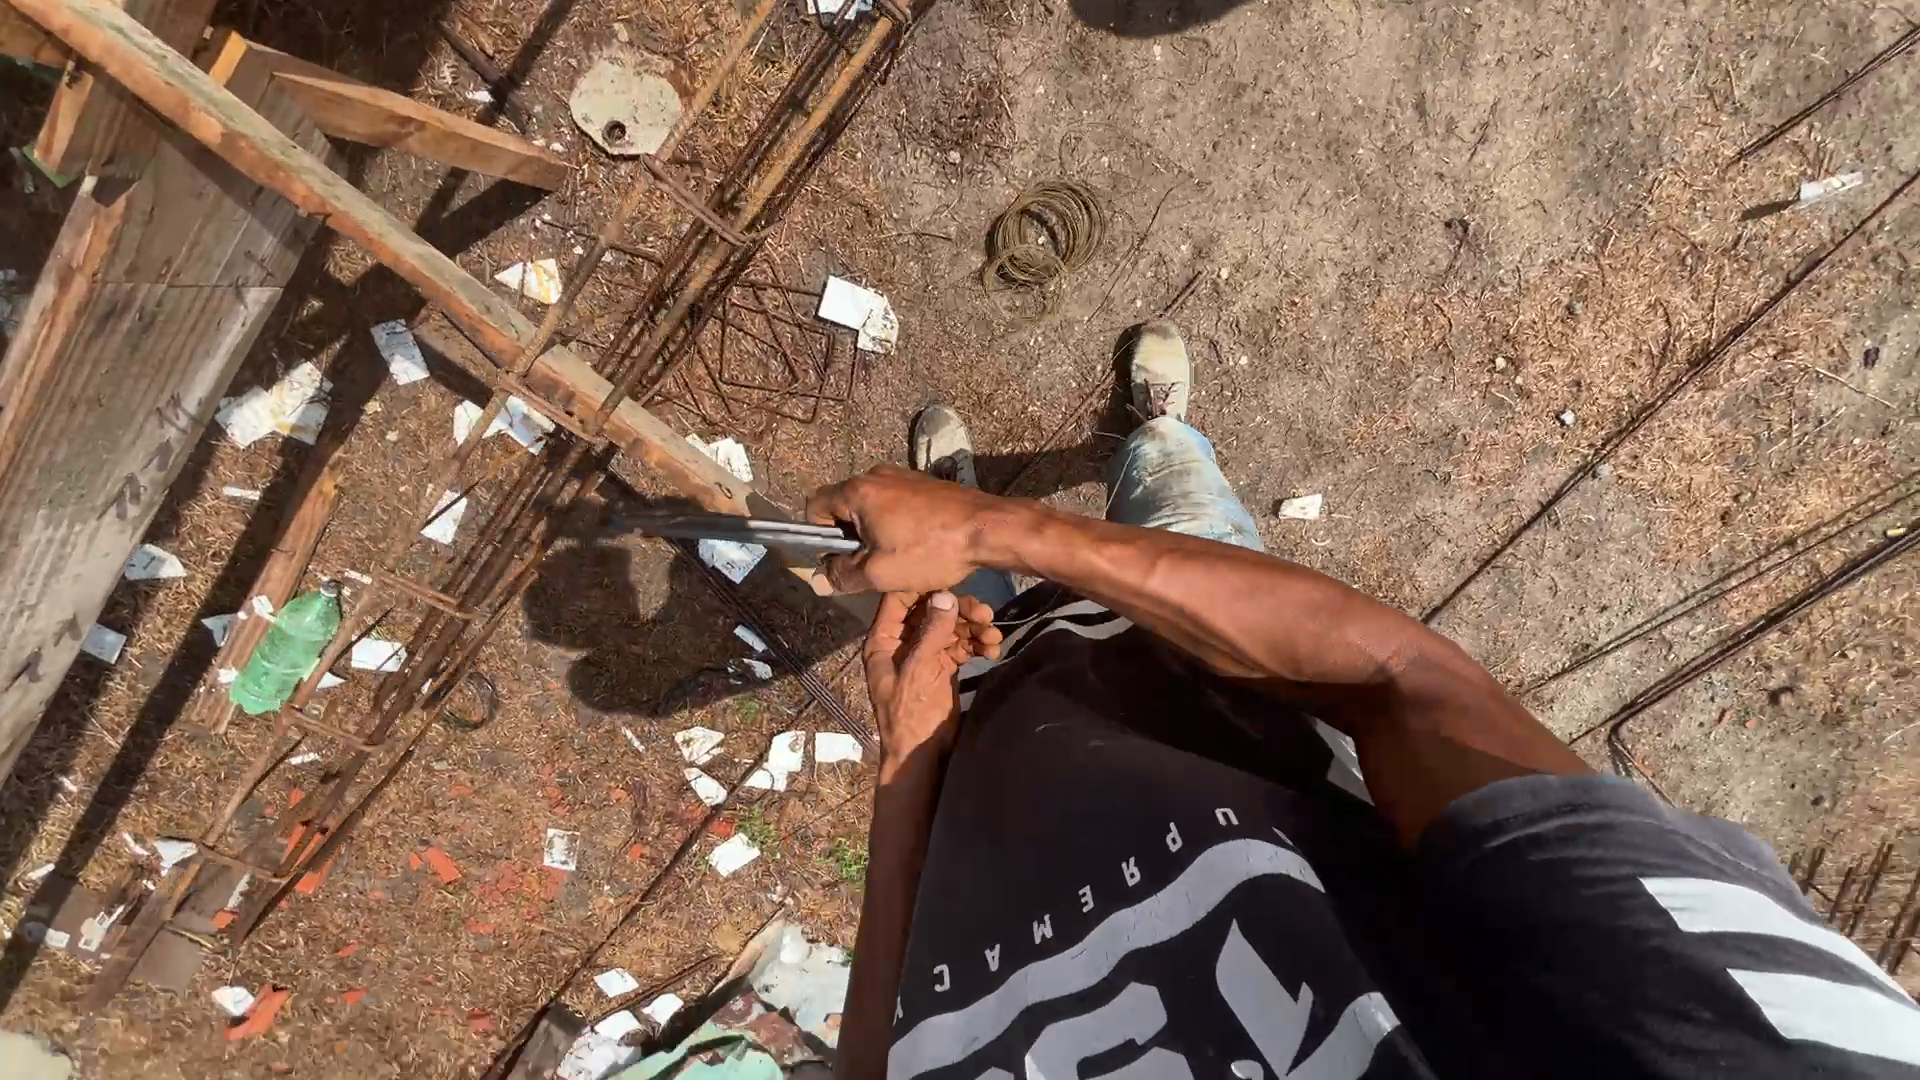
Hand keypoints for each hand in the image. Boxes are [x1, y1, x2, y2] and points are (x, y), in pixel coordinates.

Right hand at [805, 465, 1006, 594]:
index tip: (840, 558)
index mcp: (857, 490)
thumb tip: (823, 576)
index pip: (814, 507)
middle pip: (843, 506)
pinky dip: (897, 524)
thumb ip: (842, 574)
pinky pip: (895, 503)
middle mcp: (876, 475)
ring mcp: (903, 475)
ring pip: (871, 507)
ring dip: (875, 532)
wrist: (987, 529)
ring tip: (898, 557)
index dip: (819, 537)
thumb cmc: (930, 550)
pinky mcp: (923, 483)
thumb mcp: (879, 573)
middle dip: (850, 537)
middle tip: (871, 564)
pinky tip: (918, 545)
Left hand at [863, 590, 1001, 780]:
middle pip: (931, 611)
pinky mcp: (943, 666)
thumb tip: (944, 595)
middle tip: (986, 615)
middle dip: (959, 611)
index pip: (899, 601)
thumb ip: (931, 632)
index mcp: (884, 641)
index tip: (953, 580)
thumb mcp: (919, 671)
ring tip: (993, 637)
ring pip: (950, 627)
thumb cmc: (911, 716)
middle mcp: (903, 643)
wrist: (924, 757)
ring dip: (973, 629)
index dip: (924, 587)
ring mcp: (924, 654)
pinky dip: (977, 645)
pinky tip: (993, 650)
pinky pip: (961, 646)